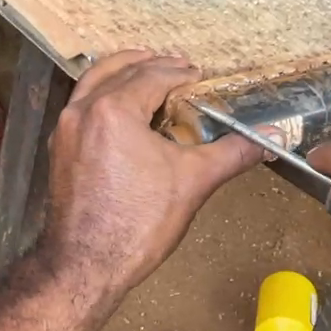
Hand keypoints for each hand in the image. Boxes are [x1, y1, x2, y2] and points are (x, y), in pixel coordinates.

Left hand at [40, 51, 263, 298]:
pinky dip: (102, 92)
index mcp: (114, 110)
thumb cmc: (138, 223)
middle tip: (177, 67)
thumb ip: (233, 152)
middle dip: (151, 65)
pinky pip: (81, 104)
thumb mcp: (193, 181)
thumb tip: (271, 138)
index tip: (198, 75)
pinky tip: (120, 107)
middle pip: (120, 71)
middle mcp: (84, 110)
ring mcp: (66, 128)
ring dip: (121, 70)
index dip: (179, 73)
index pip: (152, 77)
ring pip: (93, 82)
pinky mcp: (59, 147)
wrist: (85, 266)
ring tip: (146, 70)